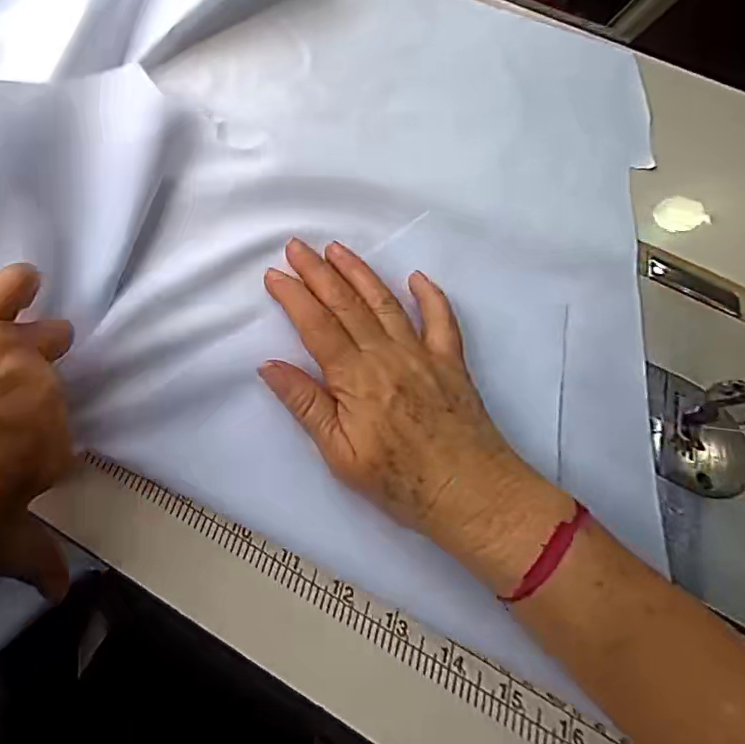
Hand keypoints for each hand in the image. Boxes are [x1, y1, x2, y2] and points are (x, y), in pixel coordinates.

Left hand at [0, 264, 75, 640]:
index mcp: (52, 447)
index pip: (58, 447)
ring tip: (14, 362)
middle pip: (51, 388)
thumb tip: (59, 583)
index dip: (31, 459)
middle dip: (30, 407)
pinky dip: (19, 286)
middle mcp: (42, 391)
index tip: (6, 468)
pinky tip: (26, 284)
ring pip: (44, 337)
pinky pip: (9, 289)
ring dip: (36, 349)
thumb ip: (31, 554)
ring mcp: (7, 350)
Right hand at [257, 238, 574, 594]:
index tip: (273, 273)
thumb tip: (268, 365)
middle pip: (346, 304)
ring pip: (385, 303)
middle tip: (296, 246)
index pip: (316, 326)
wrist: (476, 498)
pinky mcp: (451, 365)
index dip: (293, 296)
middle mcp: (387, 357)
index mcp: (355, 378)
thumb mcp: (338, 451)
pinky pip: (442, 322)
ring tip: (336, 248)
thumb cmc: (398, 481)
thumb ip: (305, 404)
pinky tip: (417, 277)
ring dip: (359, 272)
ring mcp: (423, 356)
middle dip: (318, 272)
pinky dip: (430, 296)